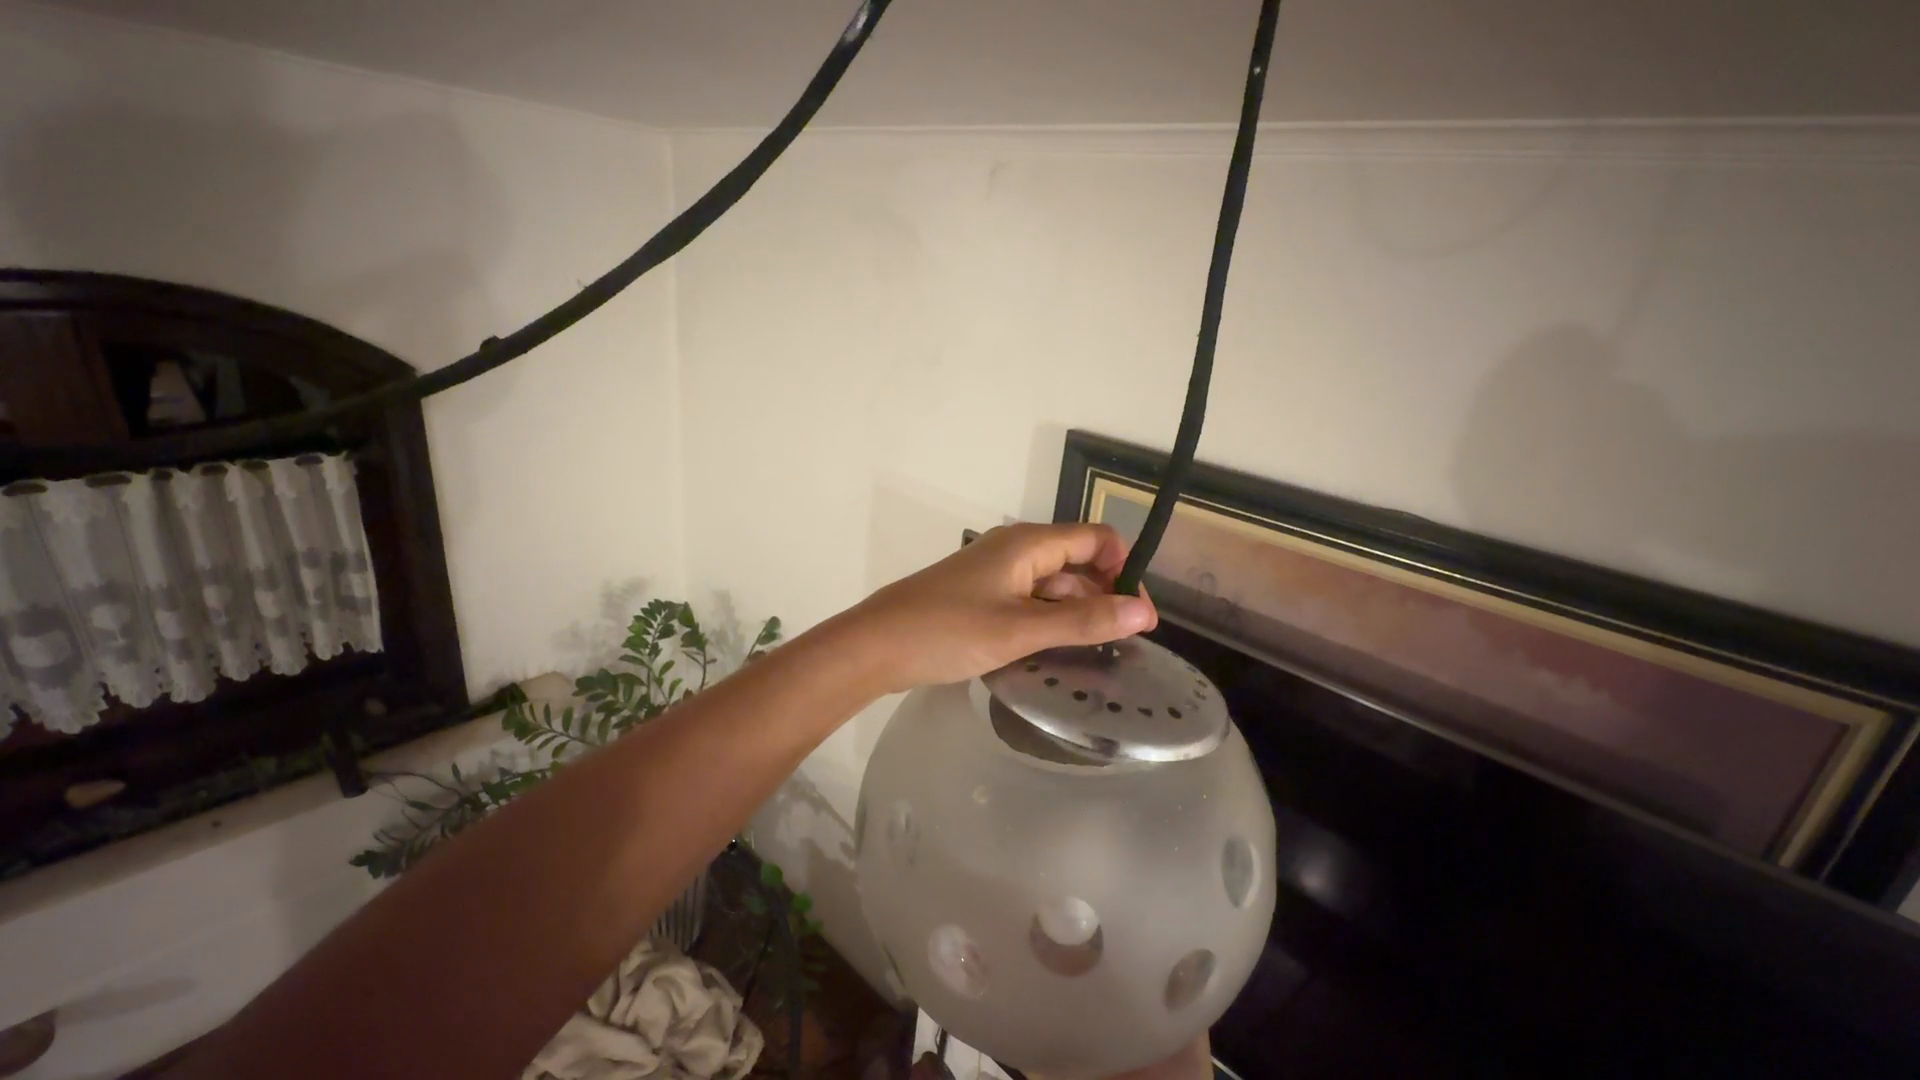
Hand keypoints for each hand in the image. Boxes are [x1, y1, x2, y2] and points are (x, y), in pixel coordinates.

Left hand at [835, 523, 1158, 695]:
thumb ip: (1082, 621)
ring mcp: (996, 574)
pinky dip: (1051, 619)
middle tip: (1127, 641)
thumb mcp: (1020, 630)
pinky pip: (1031, 601)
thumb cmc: (947, 632)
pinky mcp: (982, 597)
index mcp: (1027, 544)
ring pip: (1054, 585)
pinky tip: (1060, 649)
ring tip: (1101, 651)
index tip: (1141, 617)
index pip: (1097, 539)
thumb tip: (1144, 611)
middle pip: (1078, 561)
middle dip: (1106, 594)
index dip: (1126, 571)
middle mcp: (1015, 550)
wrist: (875, 646)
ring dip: (1079, 610)